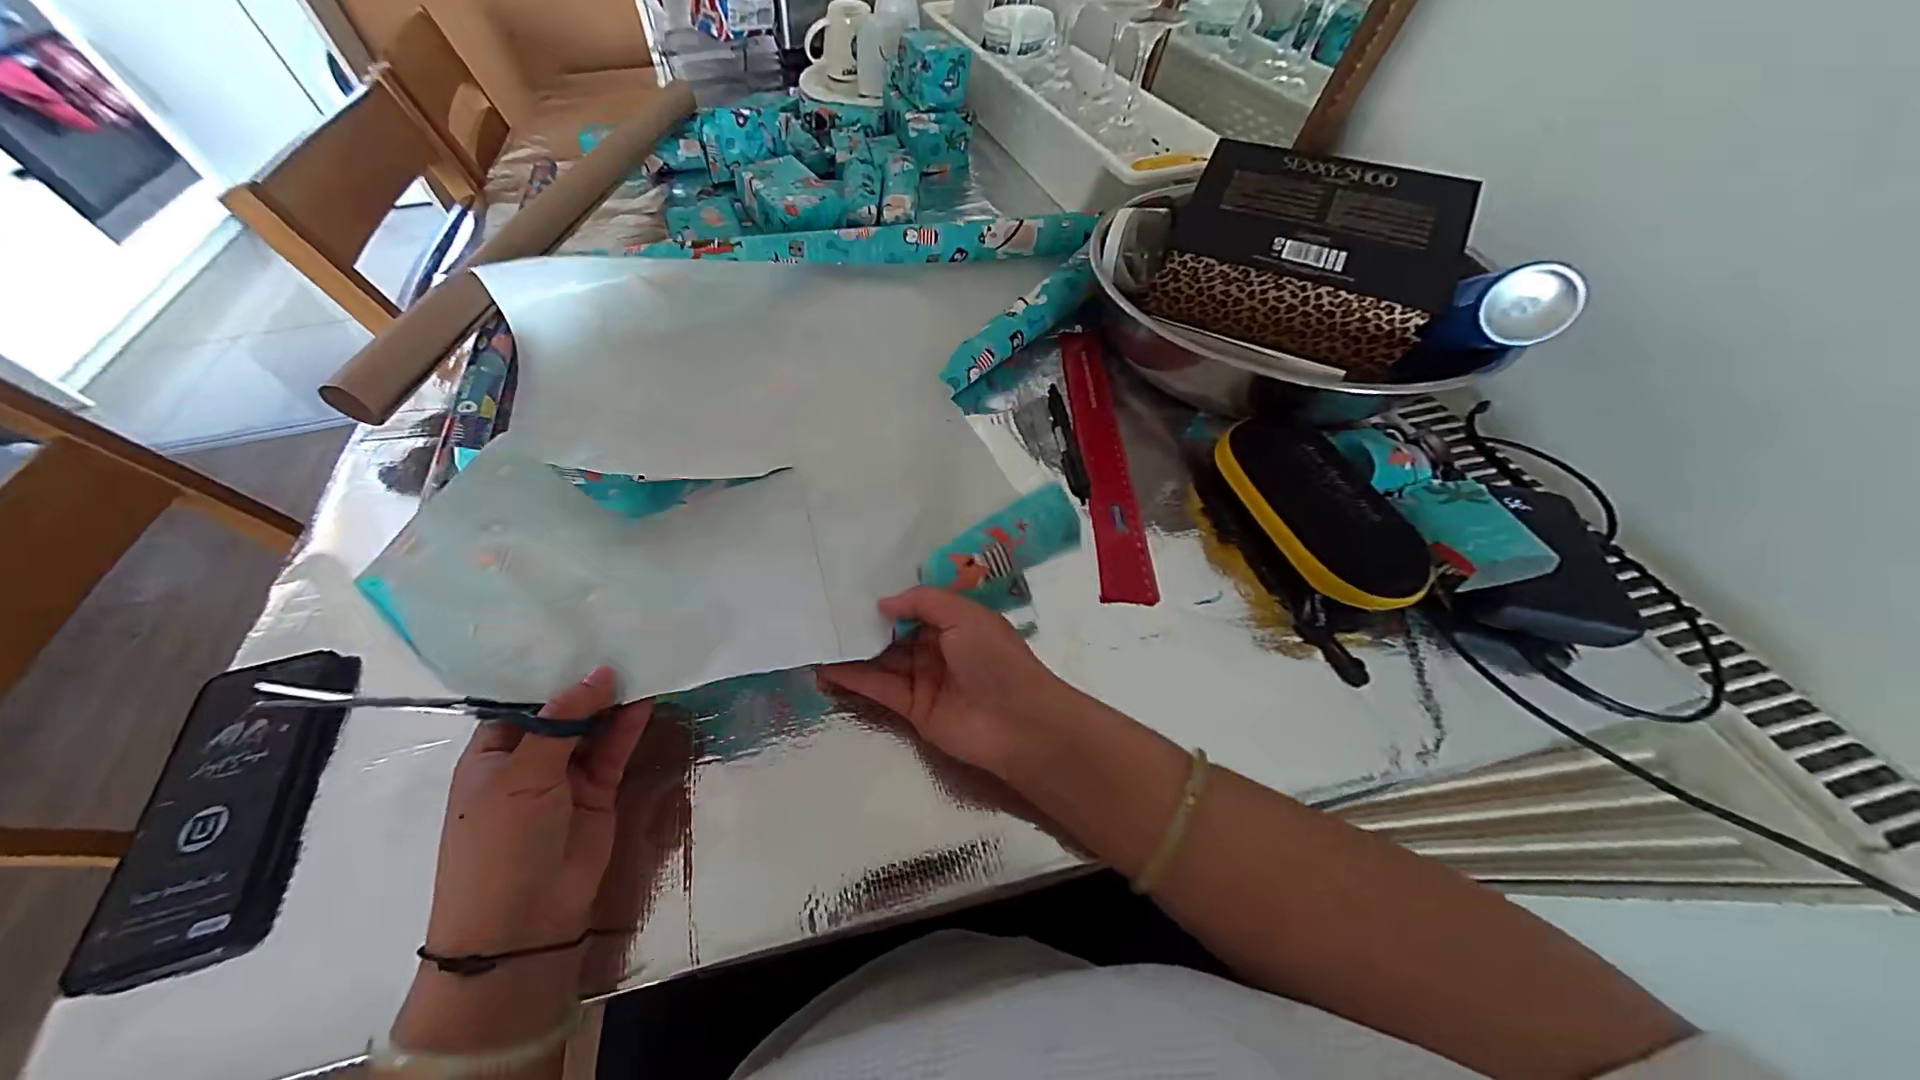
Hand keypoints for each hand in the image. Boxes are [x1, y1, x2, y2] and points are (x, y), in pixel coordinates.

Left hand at [393, 668, 652, 1054]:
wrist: (522, 919)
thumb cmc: (499, 842)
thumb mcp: (522, 775)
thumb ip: (562, 720)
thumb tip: (600, 671)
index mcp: (492, 753)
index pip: (521, 701)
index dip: (550, 672)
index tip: (582, 636)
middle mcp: (529, 759)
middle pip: (562, 711)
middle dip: (588, 683)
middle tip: (621, 641)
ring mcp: (565, 775)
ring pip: (593, 728)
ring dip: (613, 702)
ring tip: (641, 664)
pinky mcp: (598, 790)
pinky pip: (614, 750)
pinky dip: (629, 726)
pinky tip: (645, 699)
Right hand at [819, 587, 1083, 778]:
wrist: (1018, 723)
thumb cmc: (995, 659)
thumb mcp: (965, 615)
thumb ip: (924, 602)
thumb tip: (884, 602)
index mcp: (956, 623)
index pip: (917, 608)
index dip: (889, 600)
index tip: (853, 589)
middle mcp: (939, 649)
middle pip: (895, 634)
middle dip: (865, 625)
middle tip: (824, 612)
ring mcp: (925, 679)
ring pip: (882, 661)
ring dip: (853, 651)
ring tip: (817, 637)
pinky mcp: (913, 708)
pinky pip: (879, 688)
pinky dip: (854, 678)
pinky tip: (826, 667)